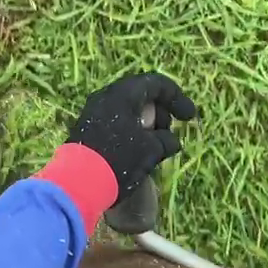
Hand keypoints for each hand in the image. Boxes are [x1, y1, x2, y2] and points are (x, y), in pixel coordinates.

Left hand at [67, 72, 198, 201]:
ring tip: (154, 148)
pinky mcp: (87, 128)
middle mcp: (107, 96)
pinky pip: (116, 122)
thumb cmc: (119, 159)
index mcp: (124, 93)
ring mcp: (94, 111)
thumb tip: (170, 140)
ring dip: (146, 124)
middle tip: (168, 134)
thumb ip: (166, 140)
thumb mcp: (151, 150)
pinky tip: (137, 152)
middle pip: (142, 96)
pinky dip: (131, 131)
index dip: (178, 98)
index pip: (157, 84)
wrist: (78, 184)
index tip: (189, 118)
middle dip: (160, 113)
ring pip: (128, 110)